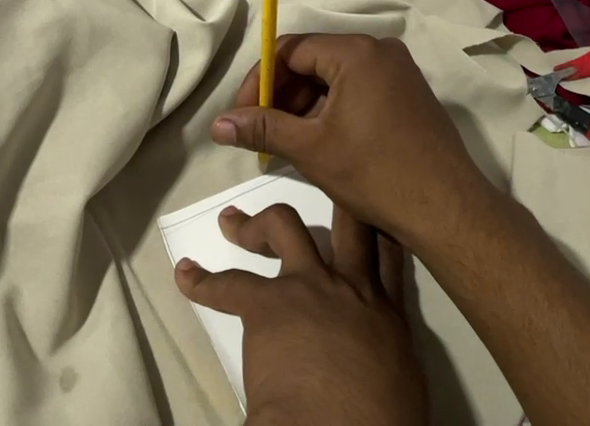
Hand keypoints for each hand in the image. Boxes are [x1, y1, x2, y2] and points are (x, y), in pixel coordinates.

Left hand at [174, 202, 425, 425]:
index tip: (369, 207)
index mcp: (386, 313)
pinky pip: (228, 284)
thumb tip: (378, 359)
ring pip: (284, 225)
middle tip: (309, 186)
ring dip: (257, 223)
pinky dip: (203, 282)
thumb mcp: (403, 379)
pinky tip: (187, 276)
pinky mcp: (268, 305)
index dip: (377, 225)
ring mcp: (308, 287)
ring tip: (232, 222)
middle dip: (329, 196)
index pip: (387, 252)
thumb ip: (388, 351)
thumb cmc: (378, 420)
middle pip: (345, 220)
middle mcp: (350, 286)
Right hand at [212, 33, 493, 247]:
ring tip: (284, 145)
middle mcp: (380, 50)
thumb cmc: (375, 173)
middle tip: (258, 134)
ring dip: (305, 107)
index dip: (259, 81)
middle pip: (313, 61)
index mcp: (356, 52)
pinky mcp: (409, 95)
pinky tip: (318, 144)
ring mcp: (399, 72)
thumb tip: (218, 123)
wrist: (446, 208)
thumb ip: (262, 129)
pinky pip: (359, 91)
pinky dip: (332, 112)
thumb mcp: (311, 150)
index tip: (240, 116)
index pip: (291, 50)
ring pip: (335, 79)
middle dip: (281, 96)